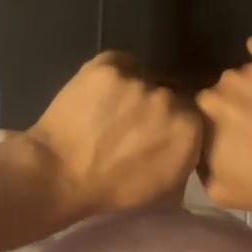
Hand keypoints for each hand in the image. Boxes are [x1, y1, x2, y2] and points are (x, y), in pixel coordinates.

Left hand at [12, 52, 202, 217]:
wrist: (60, 173)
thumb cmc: (112, 190)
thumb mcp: (164, 184)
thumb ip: (184, 152)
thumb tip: (185, 134)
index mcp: (189, 128)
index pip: (191, 112)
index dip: (173, 121)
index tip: (156, 131)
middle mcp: (167, 98)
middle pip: (167, 92)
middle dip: (153, 106)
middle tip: (131, 121)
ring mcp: (136, 79)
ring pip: (142, 76)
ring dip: (131, 89)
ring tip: (109, 108)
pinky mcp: (107, 64)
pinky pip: (119, 62)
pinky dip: (112, 73)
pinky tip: (98, 92)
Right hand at [196, 35, 251, 223]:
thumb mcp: (222, 192)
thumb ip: (201, 165)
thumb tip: (200, 150)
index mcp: (202, 116)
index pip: (200, 113)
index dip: (216, 125)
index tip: (234, 138)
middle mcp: (222, 86)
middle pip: (224, 91)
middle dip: (237, 106)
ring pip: (248, 73)